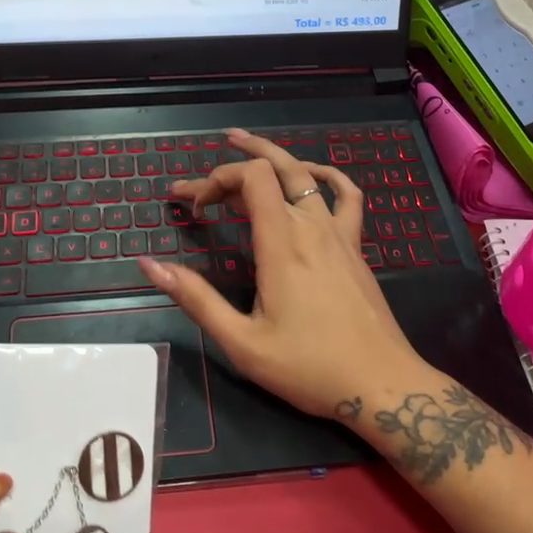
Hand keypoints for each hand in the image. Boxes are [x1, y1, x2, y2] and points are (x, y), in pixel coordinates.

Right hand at [140, 129, 425, 418]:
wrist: (380, 385)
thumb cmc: (309, 367)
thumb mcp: (242, 342)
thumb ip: (196, 300)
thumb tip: (152, 266)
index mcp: (282, 244)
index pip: (251, 178)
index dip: (218, 179)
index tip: (195, 207)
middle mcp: (312, 226)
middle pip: (276, 168)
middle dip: (240, 156)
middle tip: (210, 159)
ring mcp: (339, 234)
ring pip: (307, 176)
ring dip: (276, 156)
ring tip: (248, 148)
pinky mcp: (355, 247)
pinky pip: (346, 196)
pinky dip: (327, 176)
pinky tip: (312, 175)